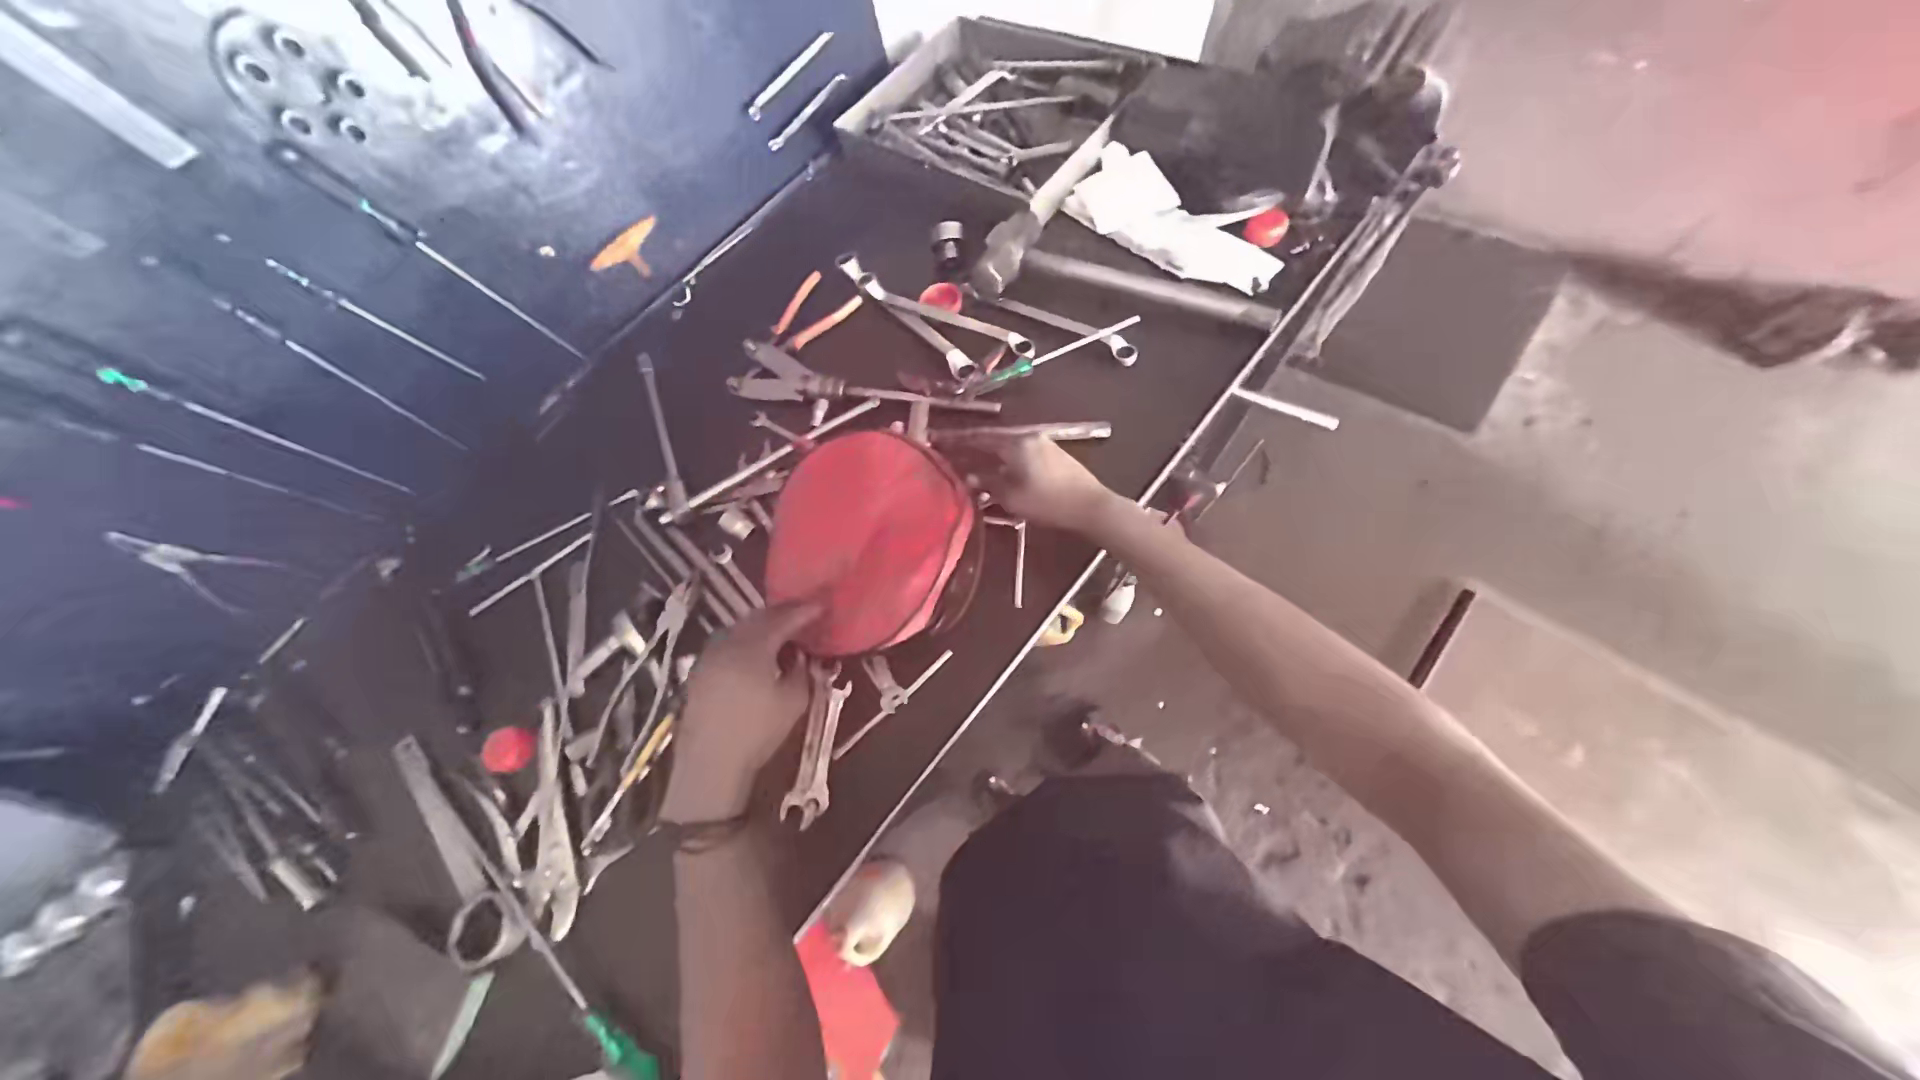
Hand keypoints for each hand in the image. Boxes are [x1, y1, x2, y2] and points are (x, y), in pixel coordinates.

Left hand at [661, 602, 820, 822]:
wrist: (711, 764)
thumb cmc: (757, 732)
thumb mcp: (794, 701)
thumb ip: (802, 671)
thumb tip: (801, 656)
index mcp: (753, 646)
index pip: (784, 619)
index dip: (805, 611)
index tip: (822, 606)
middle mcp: (728, 643)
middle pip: (758, 617)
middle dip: (782, 613)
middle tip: (803, 613)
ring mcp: (709, 656)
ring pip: (739, 628)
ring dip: (762, 624)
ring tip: (782, 629)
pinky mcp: (699, 671)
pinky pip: (728, 643)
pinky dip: (746, 639)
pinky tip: (756, 650)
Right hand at [962, 435, 1120, 533]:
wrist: (1091, 506)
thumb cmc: (1047, 501)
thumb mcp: (1012, 496)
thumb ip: (988, 482)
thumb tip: (969, 476)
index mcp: (1015, 442)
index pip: (979, 437)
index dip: (958, 440)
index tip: (940, 441)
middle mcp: (1028, 437)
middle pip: (993, 440)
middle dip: (973, 448)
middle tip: (953, 455)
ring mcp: (1043, 444)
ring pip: (1008, 448)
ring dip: (990, 456)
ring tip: (973, 466)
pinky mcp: (1053, 455)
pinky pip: (1021, 454)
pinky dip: (1006, 461)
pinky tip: (1000, 472)